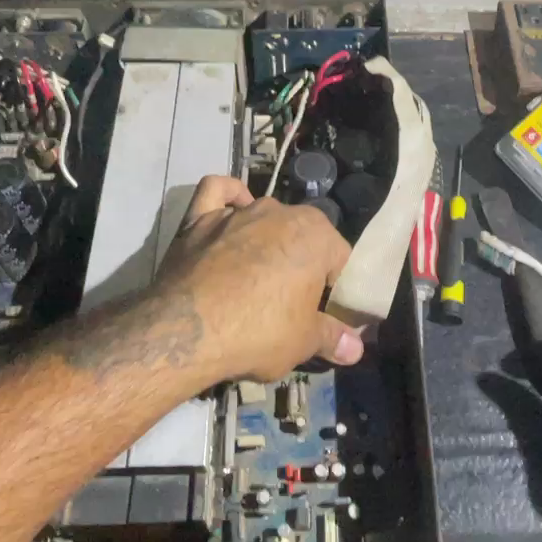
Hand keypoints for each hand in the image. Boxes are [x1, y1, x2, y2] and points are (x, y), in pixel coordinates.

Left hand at [153, 175, 360, 380]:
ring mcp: (237, 212)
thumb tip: (357, 348)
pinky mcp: (199, 218)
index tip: (329, 317)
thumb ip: (333, 338)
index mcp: (316, 234)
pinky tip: (232, 209)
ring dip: (269, 240)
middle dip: (304, 266)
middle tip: (295, 305)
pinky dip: (228, 197)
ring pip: (264, 217)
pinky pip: (217, 193)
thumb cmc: (257, 332)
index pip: (341, 261)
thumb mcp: (304, 342)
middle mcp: (280, 211)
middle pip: (303, 237)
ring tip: (262, 278)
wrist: (185, 331)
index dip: (337, 292)